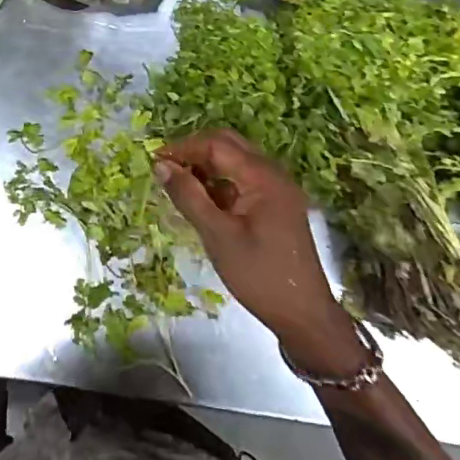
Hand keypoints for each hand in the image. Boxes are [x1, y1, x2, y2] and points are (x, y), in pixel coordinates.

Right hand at [156, 130, 368, 377]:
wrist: (304, 315)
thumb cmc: (259, 275)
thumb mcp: (217, 235)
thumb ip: (188, 196)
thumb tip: (161, 165)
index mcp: (262, 176)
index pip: (216, 144)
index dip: (183, 148)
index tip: (155, 161)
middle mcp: (273, 173)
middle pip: (228, 144)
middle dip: (195, 151)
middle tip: (167, 169)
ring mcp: (278, 188)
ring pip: (236, 160)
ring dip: (207, 165)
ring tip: (180, 186)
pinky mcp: (277, 204)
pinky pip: (244, 179)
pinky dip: (221, 182)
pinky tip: (204, 201)